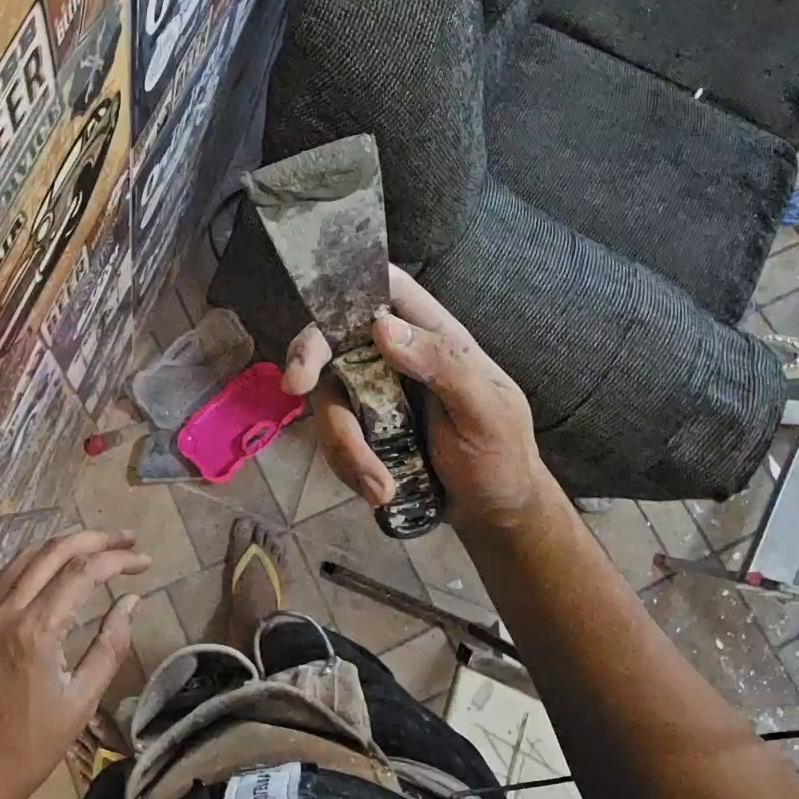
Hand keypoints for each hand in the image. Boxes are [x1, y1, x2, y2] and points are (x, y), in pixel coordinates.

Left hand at [0, 529, 150, 798]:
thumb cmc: (28, 748)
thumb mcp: (80, 702)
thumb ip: (110, 645)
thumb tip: (132, 600)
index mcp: (35, 630)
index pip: (83, 572)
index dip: (118, 559)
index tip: (144, 560)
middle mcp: (5, 610)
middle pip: (54, 551)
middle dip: (95, 538)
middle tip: (127, 538)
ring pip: (26, 556)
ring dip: (64, 544)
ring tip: (97, 544)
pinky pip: (5, 576)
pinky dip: (34, 561)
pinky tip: (52, 567)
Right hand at [282, 264, 552, 530]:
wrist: (490, 515)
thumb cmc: (501, 455)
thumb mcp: (486, 413)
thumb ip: (443, 367)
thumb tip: (383, 329)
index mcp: (430, 334)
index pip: (387, 288)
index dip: (351, 283)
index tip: (325, 312)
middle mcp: (391, 355)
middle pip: (333, 336)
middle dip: (308, 360)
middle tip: (297, 386)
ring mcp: (368, 391)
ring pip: (326, 396)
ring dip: (343, 444)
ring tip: (382, 488)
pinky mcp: (356, 428)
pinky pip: (330, 436)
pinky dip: (346, 466)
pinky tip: (379, 491)